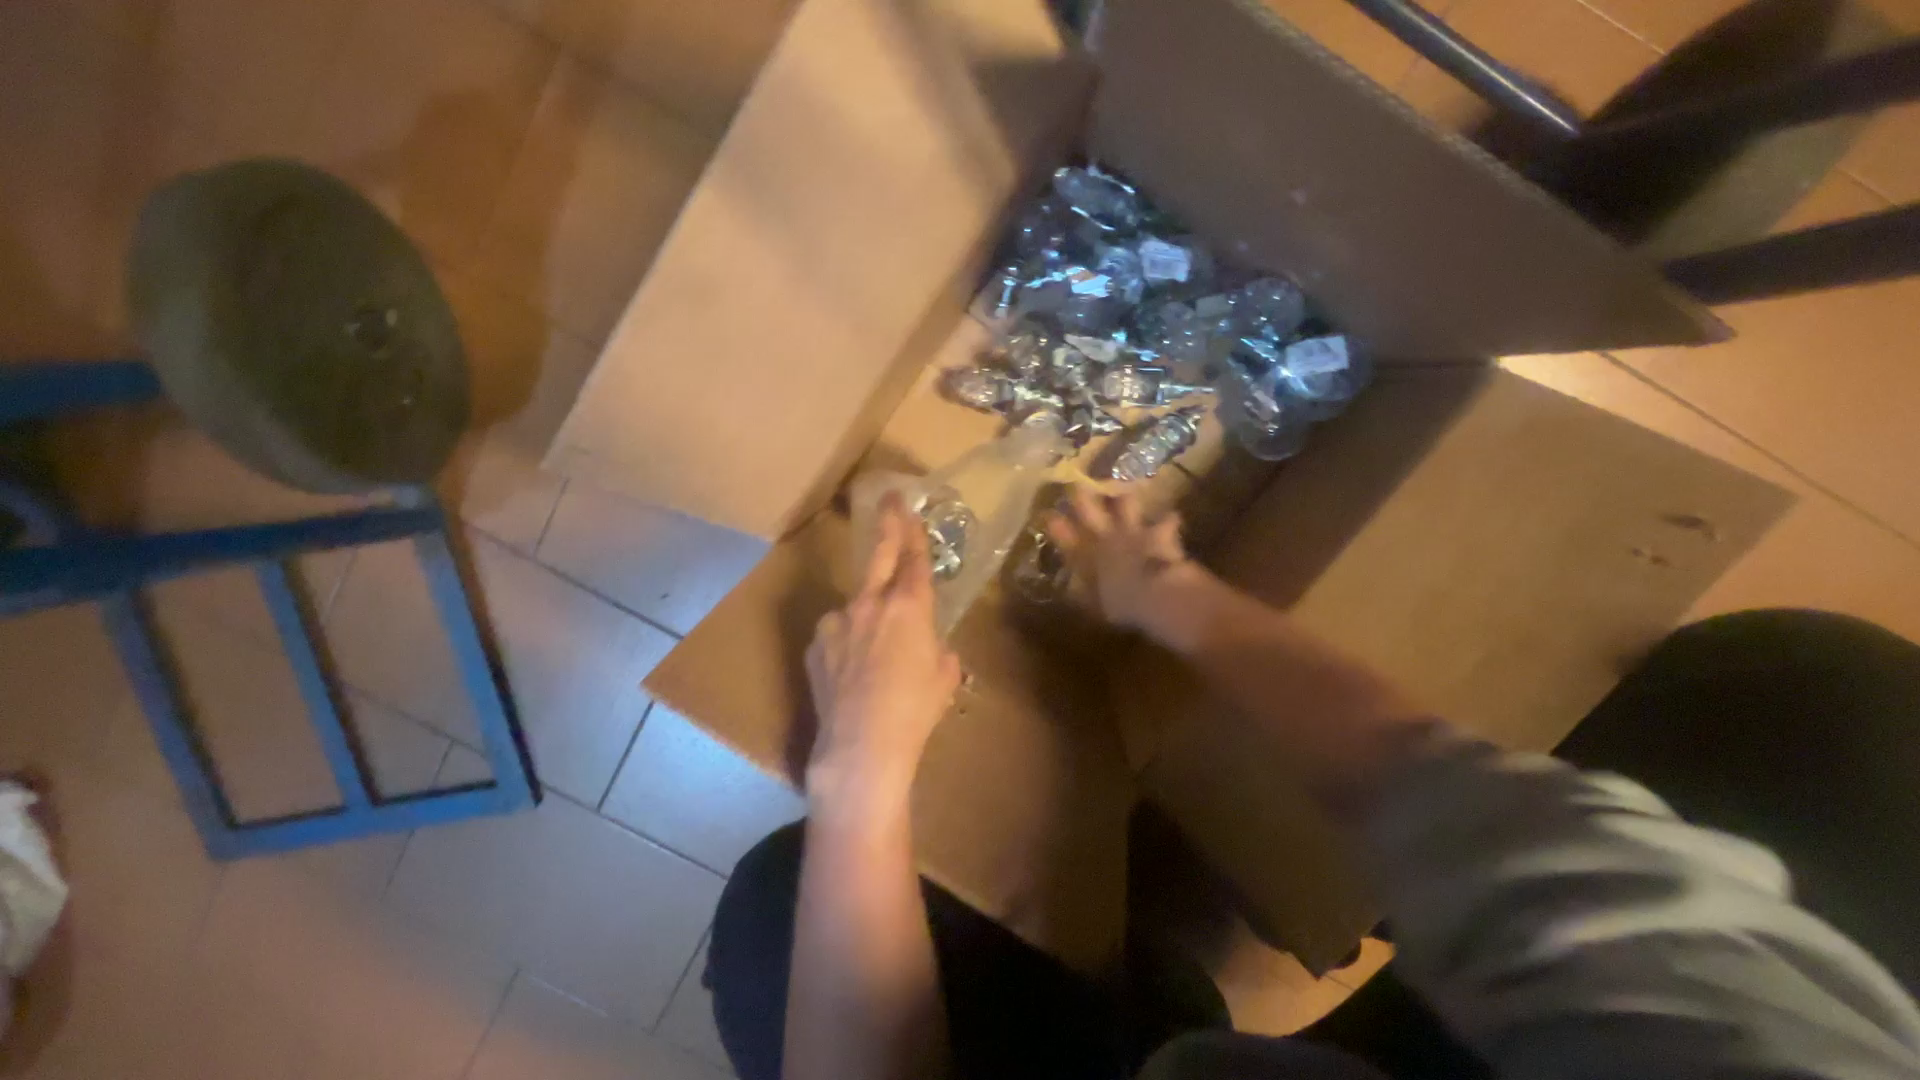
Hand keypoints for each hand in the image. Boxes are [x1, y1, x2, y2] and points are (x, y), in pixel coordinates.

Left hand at [804, 494, 962, 815]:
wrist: (861, 746)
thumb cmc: (915, 711)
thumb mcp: (943, 679)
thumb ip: (939, 652)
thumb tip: (933, 648)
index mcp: (909, 607)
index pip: (914, 558)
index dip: (914, 530)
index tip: (909, 507)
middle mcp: (870, 603)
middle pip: (880, 554)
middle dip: (887, 523)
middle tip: (888, 499)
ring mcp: (837, 621)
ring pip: (856, 606)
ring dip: (867, 617)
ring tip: (874, 658)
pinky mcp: (815, 645)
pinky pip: (836, 635)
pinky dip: (846, 644)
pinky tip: (852, 675)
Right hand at [1044, 487, 1196, 630]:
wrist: (1155, 595)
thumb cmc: (1120, 604)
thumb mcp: (1094, 606)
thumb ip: (1082, 595)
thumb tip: (1070, 591)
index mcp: (1086, 556)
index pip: (1064, 537)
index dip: (1055, 525)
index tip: (1047, 515)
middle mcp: (1106, 537)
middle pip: (1088, 508)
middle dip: (1081, 495)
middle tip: (1078, 485)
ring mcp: (1133, 531)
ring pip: (1126, 503)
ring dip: (1126, 498)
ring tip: (1126, 491)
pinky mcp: (1159, 533)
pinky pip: (1166, 521)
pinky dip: (1169, 520)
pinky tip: (1172, 516)